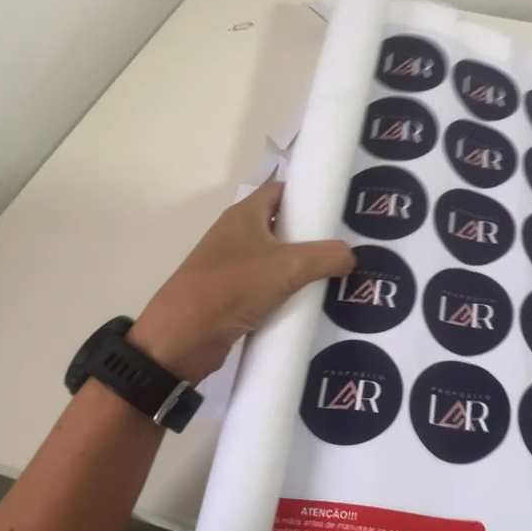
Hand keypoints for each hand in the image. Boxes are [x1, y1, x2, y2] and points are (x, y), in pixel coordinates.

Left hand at [130, 182, 355, 383]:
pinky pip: (268, 288)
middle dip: (312, 235)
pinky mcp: (232, 297)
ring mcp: (232, 267)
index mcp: (245, 215)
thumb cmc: (232, 288)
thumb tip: (350, 255)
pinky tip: (311, 305)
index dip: (308, 193)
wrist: (181, 339)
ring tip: (337, 276)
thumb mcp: (288, 267)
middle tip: (345, 245)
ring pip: (276, 260)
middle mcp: (237, 235)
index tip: (338, 206)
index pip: (281, 190)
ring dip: (301, 268)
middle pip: (282, 226)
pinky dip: (287, 294)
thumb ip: (326, 256)